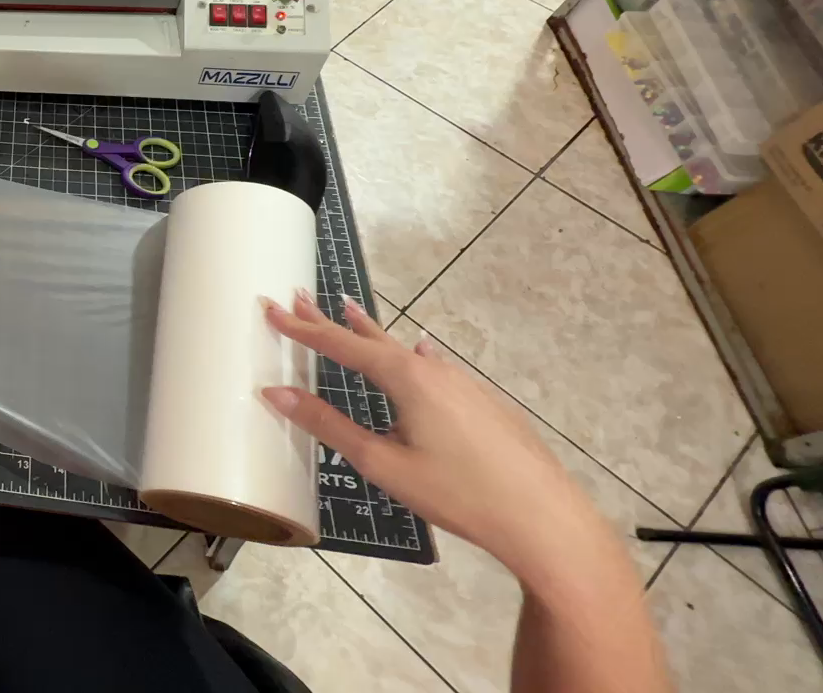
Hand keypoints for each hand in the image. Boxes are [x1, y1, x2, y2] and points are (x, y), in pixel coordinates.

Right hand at [261, 294, 610, 585]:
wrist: (551, 526)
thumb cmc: (459, 494)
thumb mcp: (382, 462)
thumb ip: (327, 424)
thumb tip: (275, 391)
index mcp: (406, 379)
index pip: (340, 345)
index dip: (302, 328)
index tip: (271, 308)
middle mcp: (434, 371)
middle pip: (371, 338)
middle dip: (331, 319)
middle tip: (298, 296)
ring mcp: (465, 386)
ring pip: (405, 350)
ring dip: (370, 331)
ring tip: (349, 310)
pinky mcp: (486, 405)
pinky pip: (435, 366)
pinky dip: (411, 353)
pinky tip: (422, 352)